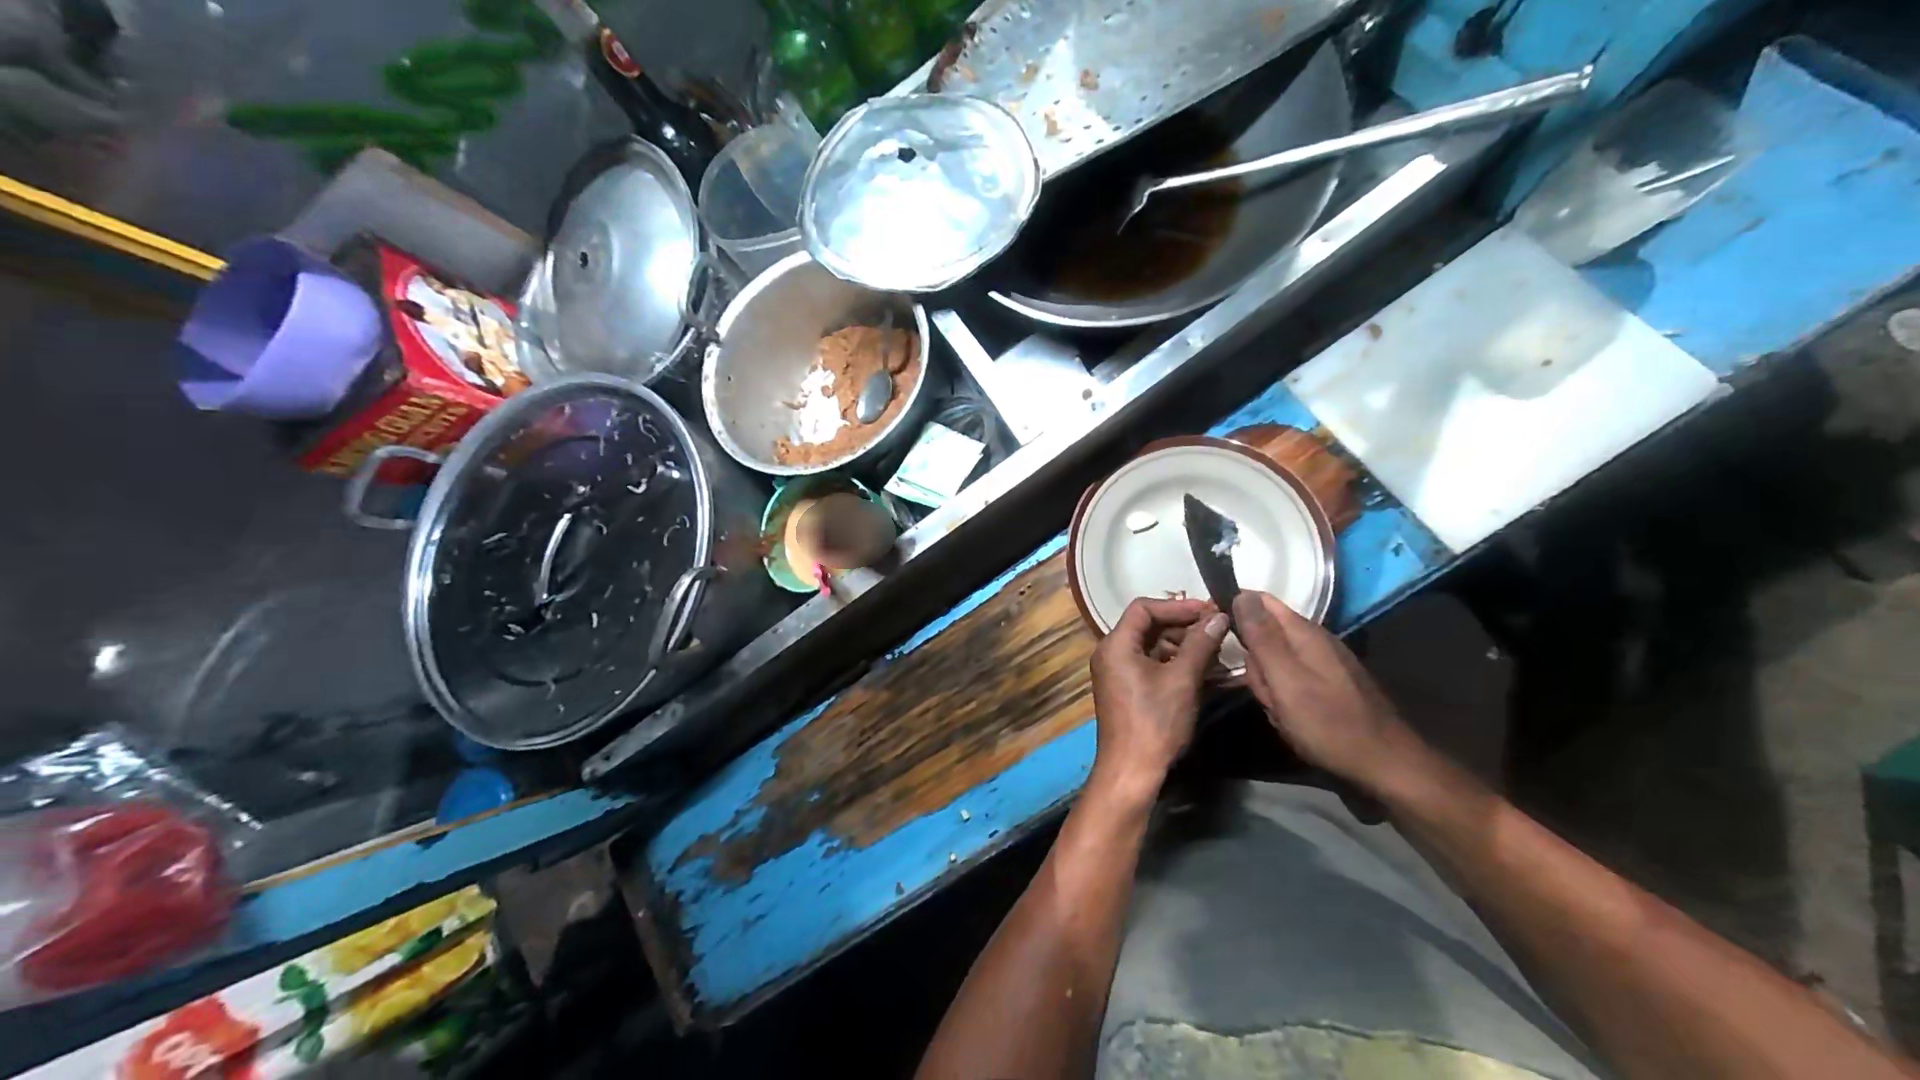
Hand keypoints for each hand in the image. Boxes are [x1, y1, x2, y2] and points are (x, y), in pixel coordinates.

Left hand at [1088, 598, 1229, 797]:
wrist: (1132, 770)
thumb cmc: (1155, 722)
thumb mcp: (1182, 680)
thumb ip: (1200, 644)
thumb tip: (1219, 616)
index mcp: (1116, 645)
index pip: (1144, 608)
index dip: (1177, 606)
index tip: (1208, 610)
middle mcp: (1112, 653)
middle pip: (1149, 627)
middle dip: (1185, 627)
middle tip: (1219, 630)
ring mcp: (1118, 673)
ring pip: (1154, 647)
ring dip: (1186, 648)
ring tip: (1220, 653)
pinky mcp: (1128, 689)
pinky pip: (1153, 666)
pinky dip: (1178, 666)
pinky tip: (1209, 673)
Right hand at [1231, 591, 1425, 793]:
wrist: (1385, 764)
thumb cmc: (1329, 723)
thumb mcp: (1286, 681)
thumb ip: (1262, 638)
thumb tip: (1242, 594)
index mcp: (1304, 633)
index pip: (1260, 601)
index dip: (1234, 609)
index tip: (1216, 633)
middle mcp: (1315, 640)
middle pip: (1264, 634)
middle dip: (1254, 662)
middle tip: (1265, 691)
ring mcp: (1324, 662)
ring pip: (1275, 660)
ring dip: (1268, 684)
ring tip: (1279, 709)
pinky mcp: (1329, 683)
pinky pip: (1290, 678)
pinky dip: (1283, 696)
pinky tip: (1291, 716)